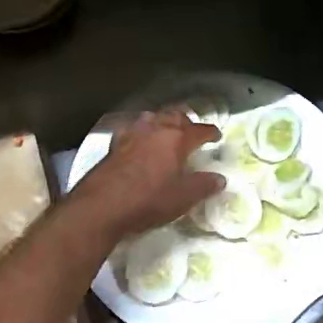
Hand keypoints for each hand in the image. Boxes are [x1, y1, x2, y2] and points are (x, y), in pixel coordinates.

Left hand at [69, 109, 224, 241]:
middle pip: (174, 116)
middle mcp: (154, 130)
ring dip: (162, 121)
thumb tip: (219, 178)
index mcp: (175, 139)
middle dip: (186, 121)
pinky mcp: (114, 145)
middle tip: (193, 130)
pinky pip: (133, 129)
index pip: (199, 130)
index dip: (210, 132)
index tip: (216, 136)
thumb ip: (203, 186)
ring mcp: (132, 135)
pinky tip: (139, 139)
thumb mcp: (182, 197)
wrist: (102, 206)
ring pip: (152, 118)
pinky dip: (142, 131)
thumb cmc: (148, 200)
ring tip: (167, 129)